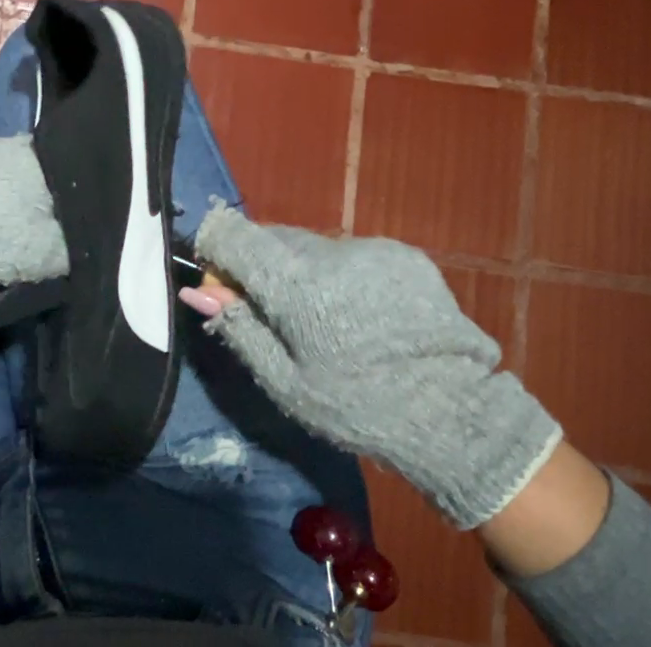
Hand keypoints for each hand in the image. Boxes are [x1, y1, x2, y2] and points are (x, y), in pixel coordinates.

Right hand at [190, 207, 560, 529]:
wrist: (455, 415)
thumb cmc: (357, 407)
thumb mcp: (285, 381)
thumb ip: (238, 326)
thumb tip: (196, 290)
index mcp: (296, 285)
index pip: (233, 235)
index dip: (216, 249)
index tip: (218, 278)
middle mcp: (331, 251)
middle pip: (272, 238)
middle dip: (259, 264)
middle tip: (269, 310)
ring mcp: (371, 249)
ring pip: (312, 246)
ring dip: (300, 269)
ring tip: (321, 318)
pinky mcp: (404, 255)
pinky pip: (351, 254)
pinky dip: (340, 274)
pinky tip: (359, 312)